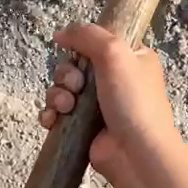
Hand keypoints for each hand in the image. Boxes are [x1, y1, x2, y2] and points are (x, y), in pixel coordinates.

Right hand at [38, 22, 181, 187]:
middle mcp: (114, 80)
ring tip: (66, 107)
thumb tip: (61, 33)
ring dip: (57, 96)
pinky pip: (57, 113)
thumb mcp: (115, 52)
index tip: (77, 52)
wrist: (136, 154)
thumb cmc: (133, 101)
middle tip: (76, 86)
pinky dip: (51, 114)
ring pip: (62, 89)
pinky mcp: (83, 127)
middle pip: (73, 65)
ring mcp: (98, 105)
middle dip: (66, 75)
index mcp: (130, 58)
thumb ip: (87, 34)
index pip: (97, 41)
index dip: (82, 45)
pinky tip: (52, 120)